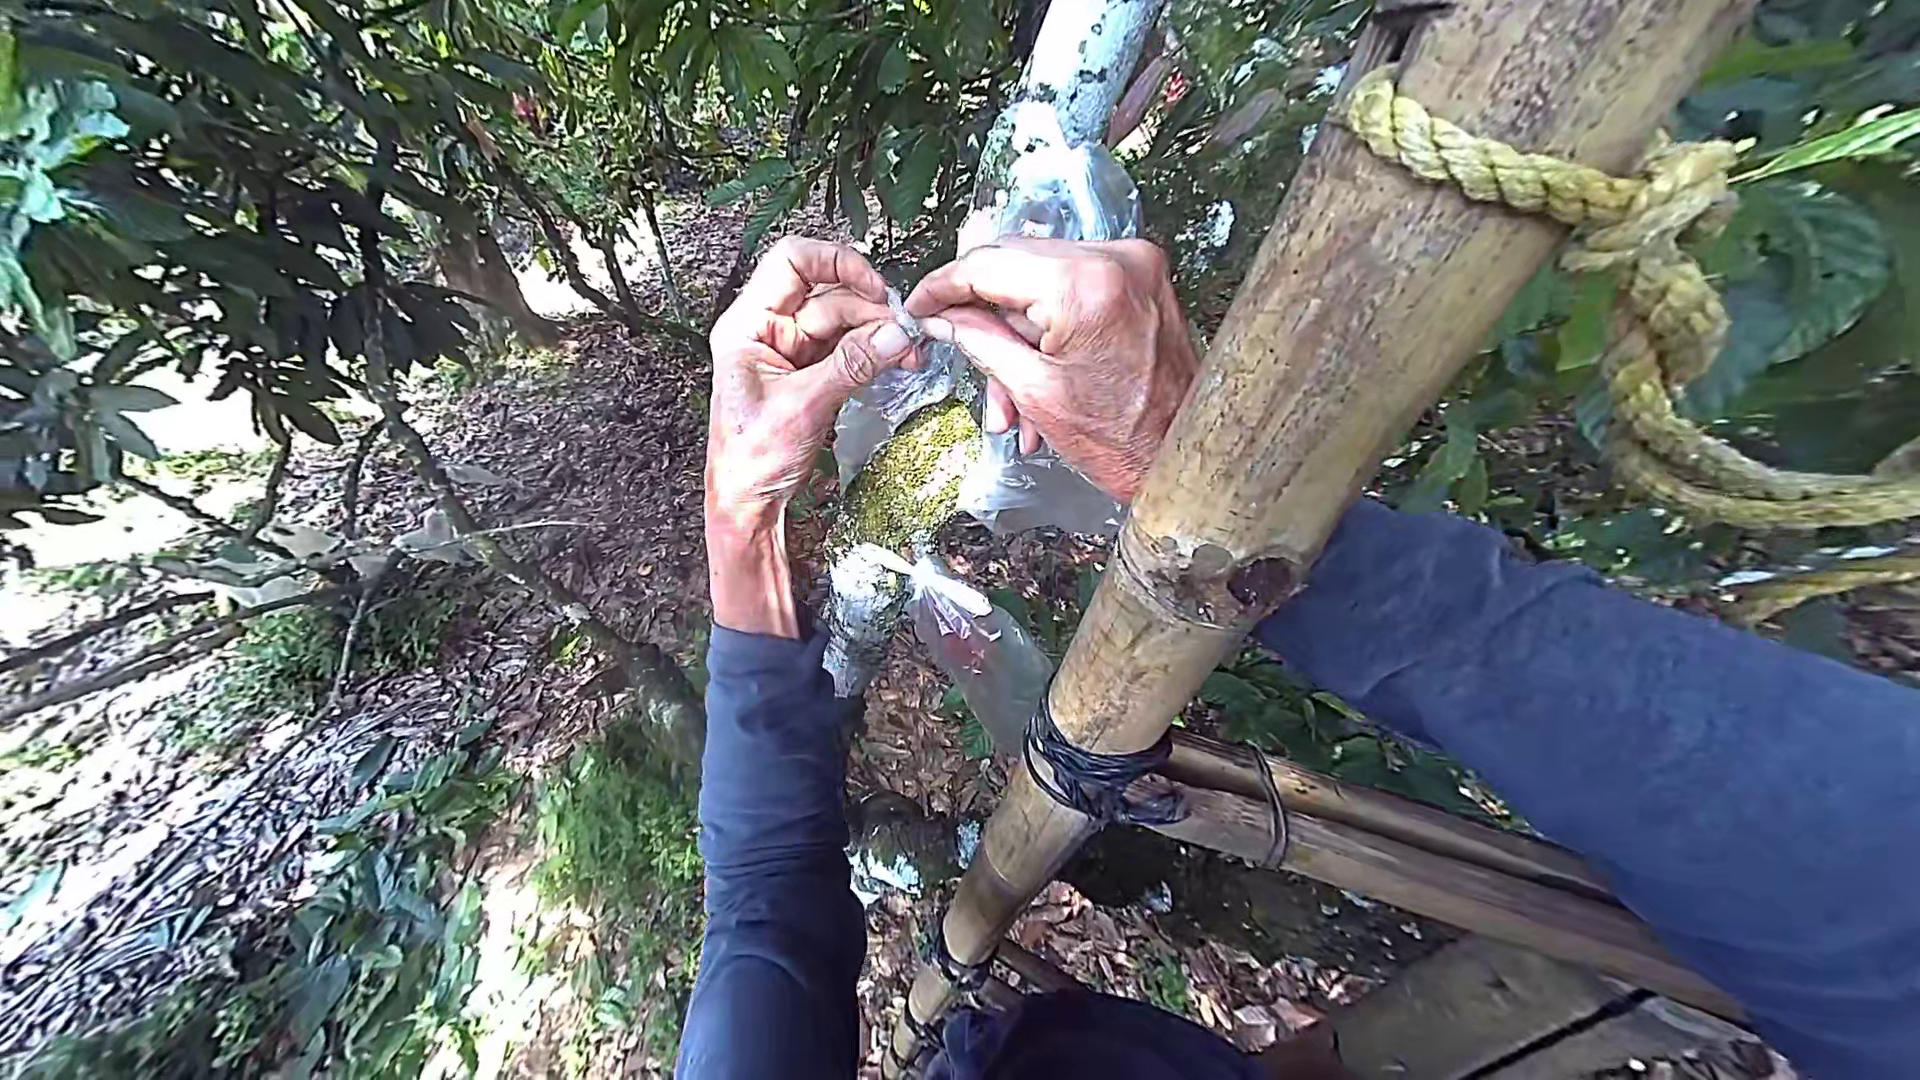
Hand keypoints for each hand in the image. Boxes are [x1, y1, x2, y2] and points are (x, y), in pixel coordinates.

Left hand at [706, 237, 916, 635]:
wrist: (749, 500)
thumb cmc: (752, 458)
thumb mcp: (804, 406)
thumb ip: (852, 366)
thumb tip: (895, 334)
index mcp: (748, 325)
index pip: (792, 263)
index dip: (837, 263)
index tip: (876, 288)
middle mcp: (769, 331)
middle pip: (829, 296)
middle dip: (870, 312)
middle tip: (904, 333)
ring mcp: (792, 353)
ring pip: (844, 325)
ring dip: (878, 335)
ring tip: (907, 353)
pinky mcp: (812, 375)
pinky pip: (848, 352)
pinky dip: (873, 355)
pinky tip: (894, 361)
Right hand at [904, 238, 1196, 501]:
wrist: (1180, 456)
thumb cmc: (1120, 440)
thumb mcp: (1032, 392)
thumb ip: (979, 341)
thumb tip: (944, 317)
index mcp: (1084, 286)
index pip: (989, 263)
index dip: (944, 285)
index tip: (921, 304)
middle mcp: (1116, 259)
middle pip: (1015, 264)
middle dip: (981, 313)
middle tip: (955, 341)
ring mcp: (1134, 266)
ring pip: (1041, 282)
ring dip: (1015, 335)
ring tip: (1008, 400)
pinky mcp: (1141, 282)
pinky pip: (1072, 291)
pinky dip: (1047, 330)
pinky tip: (1035, 379)